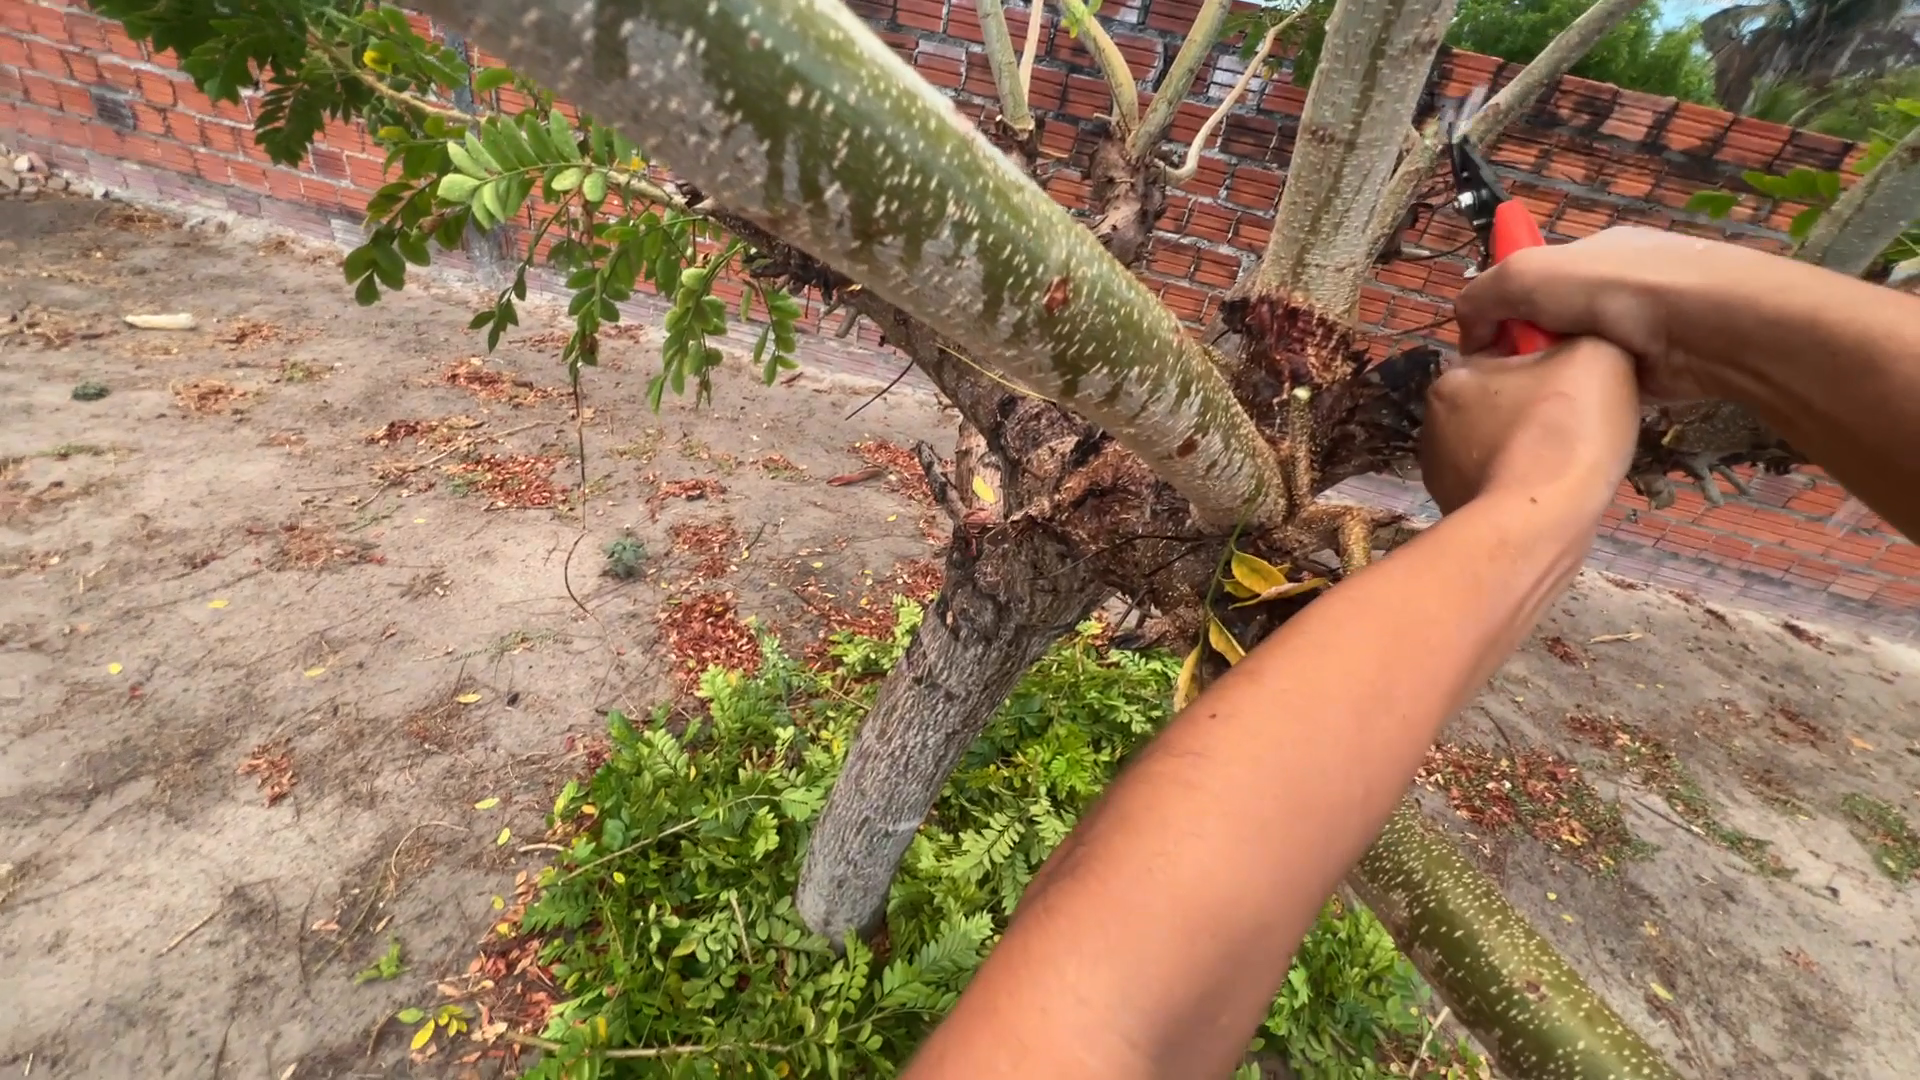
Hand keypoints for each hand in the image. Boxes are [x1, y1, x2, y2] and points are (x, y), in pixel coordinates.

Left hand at [1419, 338, 1639, 514]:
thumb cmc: (1564, 428)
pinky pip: (1491, 474)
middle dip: (1534, 404)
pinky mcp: (1448, 496)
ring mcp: (1434, 461)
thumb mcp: (1595, 353)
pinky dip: (1515, 475)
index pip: (1503, 355)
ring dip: (1525, 442)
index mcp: (1454, 377)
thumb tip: (1563, 338)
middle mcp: (1432, 417)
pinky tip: (1543, 484)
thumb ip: (1577, 334)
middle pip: (1498, 397)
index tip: (1577, 382)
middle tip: (1576, 422)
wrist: (1536, 518)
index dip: (1548, 362)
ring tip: (1564, 456)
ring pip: (1494, 437)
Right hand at [1453, 227, 1780, 400]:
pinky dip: (1571, 393)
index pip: (1520, 284)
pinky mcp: (1645, 368)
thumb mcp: (1522, 274)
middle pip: (1535, 325)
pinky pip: (1586, 383)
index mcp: (1585, 256)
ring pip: (1557, 358)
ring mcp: (1629, 328)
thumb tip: (1471, 338)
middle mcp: (1607, 288)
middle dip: (1517, 348)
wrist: (1712, 330)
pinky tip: (1564, 403)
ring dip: (1541, 374)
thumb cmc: (1615, 290)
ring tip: (1535, 392)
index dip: (1493, 312)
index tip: (1484, 344)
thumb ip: (1478, 297)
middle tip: (1509, 373)